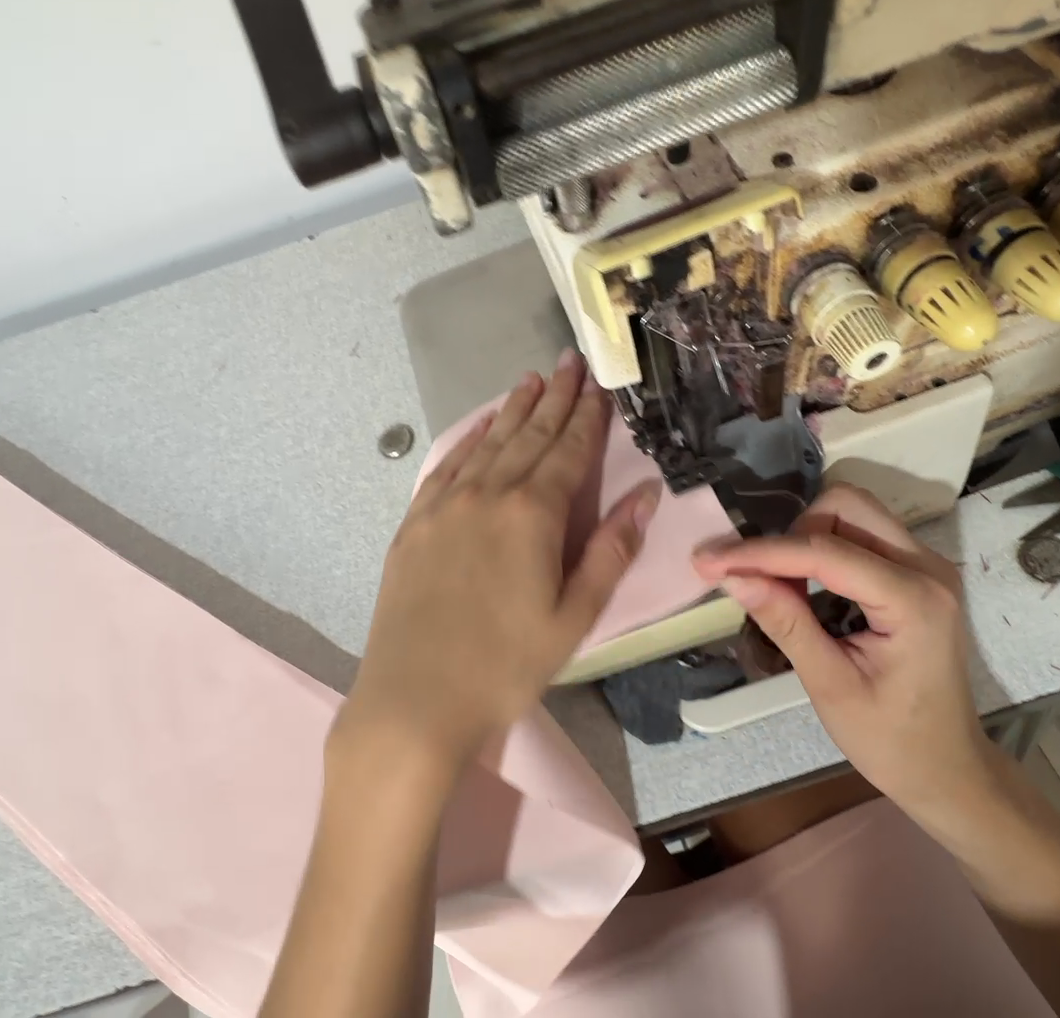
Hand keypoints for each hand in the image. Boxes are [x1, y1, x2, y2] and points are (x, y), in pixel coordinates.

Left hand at [341, 350, 661, 770]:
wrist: (415, 699)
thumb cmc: (506, 665)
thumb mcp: (574, 616)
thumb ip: (610, 550)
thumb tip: (645, 494)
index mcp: (532, 515)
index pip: (568, 452)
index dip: (587, 418)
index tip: (599, 386)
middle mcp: (487, 495)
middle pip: (528, 436)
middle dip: (554, 398)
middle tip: (568, 361)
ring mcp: (444, 505)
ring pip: (487, 443)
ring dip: (512, 410)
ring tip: (532, 379)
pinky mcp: (414, 523)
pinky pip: (446, 466)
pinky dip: (468, 439)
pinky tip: (480, 426)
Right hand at [691, 485, 994, 815]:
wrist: (946, 769)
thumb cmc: (891, 740)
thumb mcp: (830, 685)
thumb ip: (784, 623)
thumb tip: (732, 576)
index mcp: (913, 600)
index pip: (824, 552)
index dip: (760, 553)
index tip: (707, 561)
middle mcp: (927, 568)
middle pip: (845, 507)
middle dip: (791, 533)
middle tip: (759, 576)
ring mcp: (927, 567)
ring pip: (853, 514)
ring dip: (806, 538)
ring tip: (776, 585)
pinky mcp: (917, 574)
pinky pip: (862, 536)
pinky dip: (823, 550)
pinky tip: (803, 588)